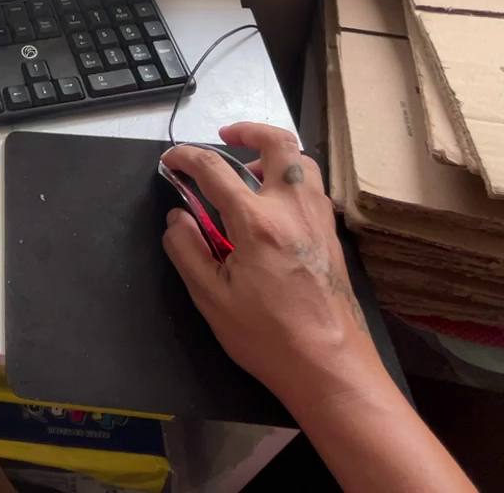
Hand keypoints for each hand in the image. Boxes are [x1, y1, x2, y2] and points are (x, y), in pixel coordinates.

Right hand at [161, 122, 384, 411]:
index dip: (185, 157)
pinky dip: (291, 177)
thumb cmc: (269, 338)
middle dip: (248, 131)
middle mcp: (293, 211)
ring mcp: (319, 222)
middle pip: (279, 144)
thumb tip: (178, 219)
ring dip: (274, 154)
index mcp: (257, 223)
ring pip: (304, 162)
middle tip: (225, 137)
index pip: (214, 170)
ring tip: (249, 169)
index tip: (171, 161)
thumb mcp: (210, 297)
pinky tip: (272, 202)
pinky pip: (313, 188)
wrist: (333, 372)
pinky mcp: (333, 238)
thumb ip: (186, 249)